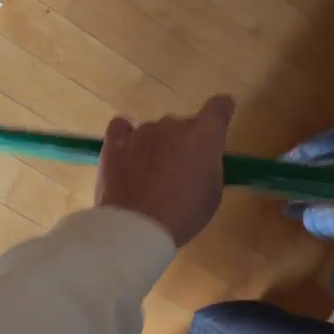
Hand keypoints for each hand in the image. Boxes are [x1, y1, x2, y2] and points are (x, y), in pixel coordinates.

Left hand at [95, 95, 233, 245]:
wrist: (137, 226)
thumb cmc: (183, 214)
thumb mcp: (211, 192)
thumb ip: (209, 166)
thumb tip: (199, 160)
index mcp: (205, 134)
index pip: (219, 106)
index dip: (220, 114)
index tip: (216, 128)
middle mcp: (173, 125)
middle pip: (181, 125)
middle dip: (181, 143)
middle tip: (175, 172)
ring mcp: (141, 132)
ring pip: (152, 131)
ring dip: (153, 146)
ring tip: (145, 175)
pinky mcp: (114, 144)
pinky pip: (120, 128)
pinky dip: (124, 135)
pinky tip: (124, 150)